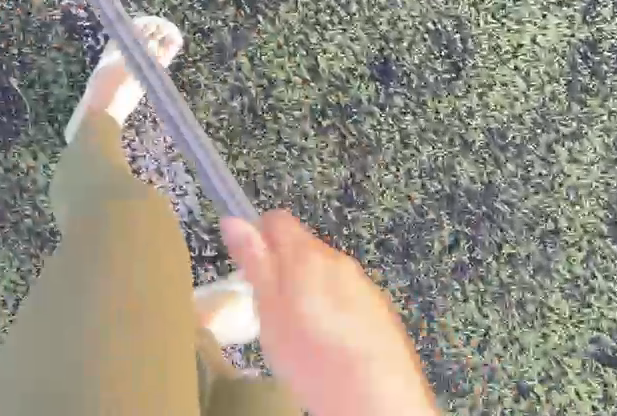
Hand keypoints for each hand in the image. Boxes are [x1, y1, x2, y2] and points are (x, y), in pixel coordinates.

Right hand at [221, 211, 439, 415]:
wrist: (382, 405)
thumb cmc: (313, 358)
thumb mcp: (269, 313)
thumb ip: (254, 263)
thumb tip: (232, 220)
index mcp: (307, 254)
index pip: (277, 219)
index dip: (258, 237)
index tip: (251, 272)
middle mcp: (338, 259)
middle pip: (302, 248)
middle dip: (284, 270)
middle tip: (272, 312)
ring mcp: (365, 285)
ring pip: (326, 275)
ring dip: (310, 291)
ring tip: (304, 336)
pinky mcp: (383, 312)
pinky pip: (349, 297)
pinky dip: (336, 312)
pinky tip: (334, 348)